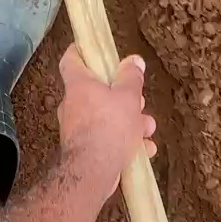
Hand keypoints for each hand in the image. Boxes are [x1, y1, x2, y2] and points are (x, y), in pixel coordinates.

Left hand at [55, 45, 156, 203]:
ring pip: (106, 119)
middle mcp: (73, 106)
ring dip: (129, 123)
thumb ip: (132, 78)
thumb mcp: (128, 97)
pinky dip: (125, 143)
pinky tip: (144, 151)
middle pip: (98, 93)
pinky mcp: (84, 151)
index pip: (72, 59)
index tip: (93, 49)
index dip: (82, 51)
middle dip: (124, 98)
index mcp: (79, 85)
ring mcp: (76, 130)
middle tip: (139, 104)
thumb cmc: (109, 128)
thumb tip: (134, 61)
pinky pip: (106, 141)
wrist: (93, 172)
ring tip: (148, 130)